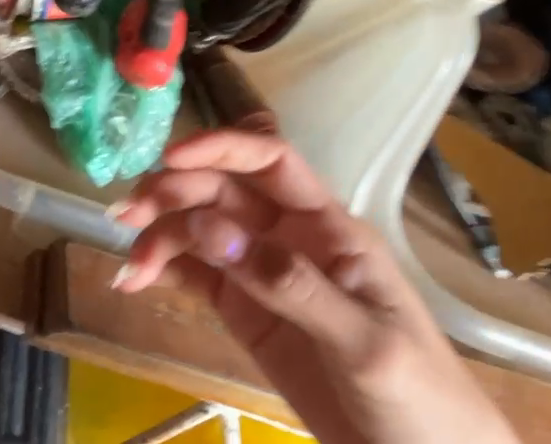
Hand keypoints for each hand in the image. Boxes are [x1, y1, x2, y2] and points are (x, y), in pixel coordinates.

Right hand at [109, 130, 519, 443]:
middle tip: (129, 215)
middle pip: (217, 191)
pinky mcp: (238, 305)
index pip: (270, 162)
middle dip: (170, 194)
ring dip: (156, 234)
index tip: (168, 158)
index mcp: (328, 230)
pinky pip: (189, 270)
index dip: (219, 148)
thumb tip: (206, 226)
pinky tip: (132, 280)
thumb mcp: (365, 345)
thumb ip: (286, 282)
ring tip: (132, 265)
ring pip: (194, 227)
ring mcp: (258, 270)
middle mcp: (286, 236)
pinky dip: (156, 268)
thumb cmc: (422, 402)